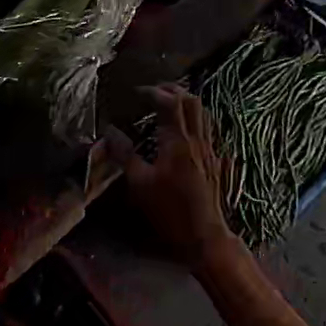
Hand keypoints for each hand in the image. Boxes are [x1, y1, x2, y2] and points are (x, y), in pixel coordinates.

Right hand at [103, 84, 237, 269]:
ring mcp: (210, 148)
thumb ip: (124, 154)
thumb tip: (109, 131)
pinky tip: (183, 128)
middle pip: (191, 100)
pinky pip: (208, 127)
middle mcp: (197, 139)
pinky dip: (195, 118)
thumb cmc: (169, 210)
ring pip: (203, 112)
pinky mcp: (215, 159)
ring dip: (185, 102)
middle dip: (172, 90)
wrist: (204, 235)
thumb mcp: (139, 183)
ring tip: (167, 104)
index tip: (136, 93)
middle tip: (152, 92)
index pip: (169, 102)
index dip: (152, 92)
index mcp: (177, 141)